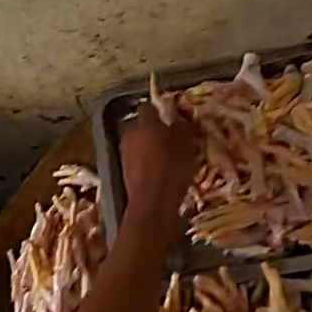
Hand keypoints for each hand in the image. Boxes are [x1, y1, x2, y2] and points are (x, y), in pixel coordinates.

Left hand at [120, 103, 197, 218]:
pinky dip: (149, 160)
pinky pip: (139, 158)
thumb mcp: (186, 143)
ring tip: (172, 157)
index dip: (163, 109)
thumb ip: (184, 123)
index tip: (177, 117)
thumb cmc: (172, 169)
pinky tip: (163, 171)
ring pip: (142, 142)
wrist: (152, 205)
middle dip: (159, 129)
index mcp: (144, 123)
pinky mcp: (125, 169)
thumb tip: (182, 112)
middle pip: (145, 125)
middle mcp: (130, 134)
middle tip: (178, 138)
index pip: (150, 106)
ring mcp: (125, 152)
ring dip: (154, 145)